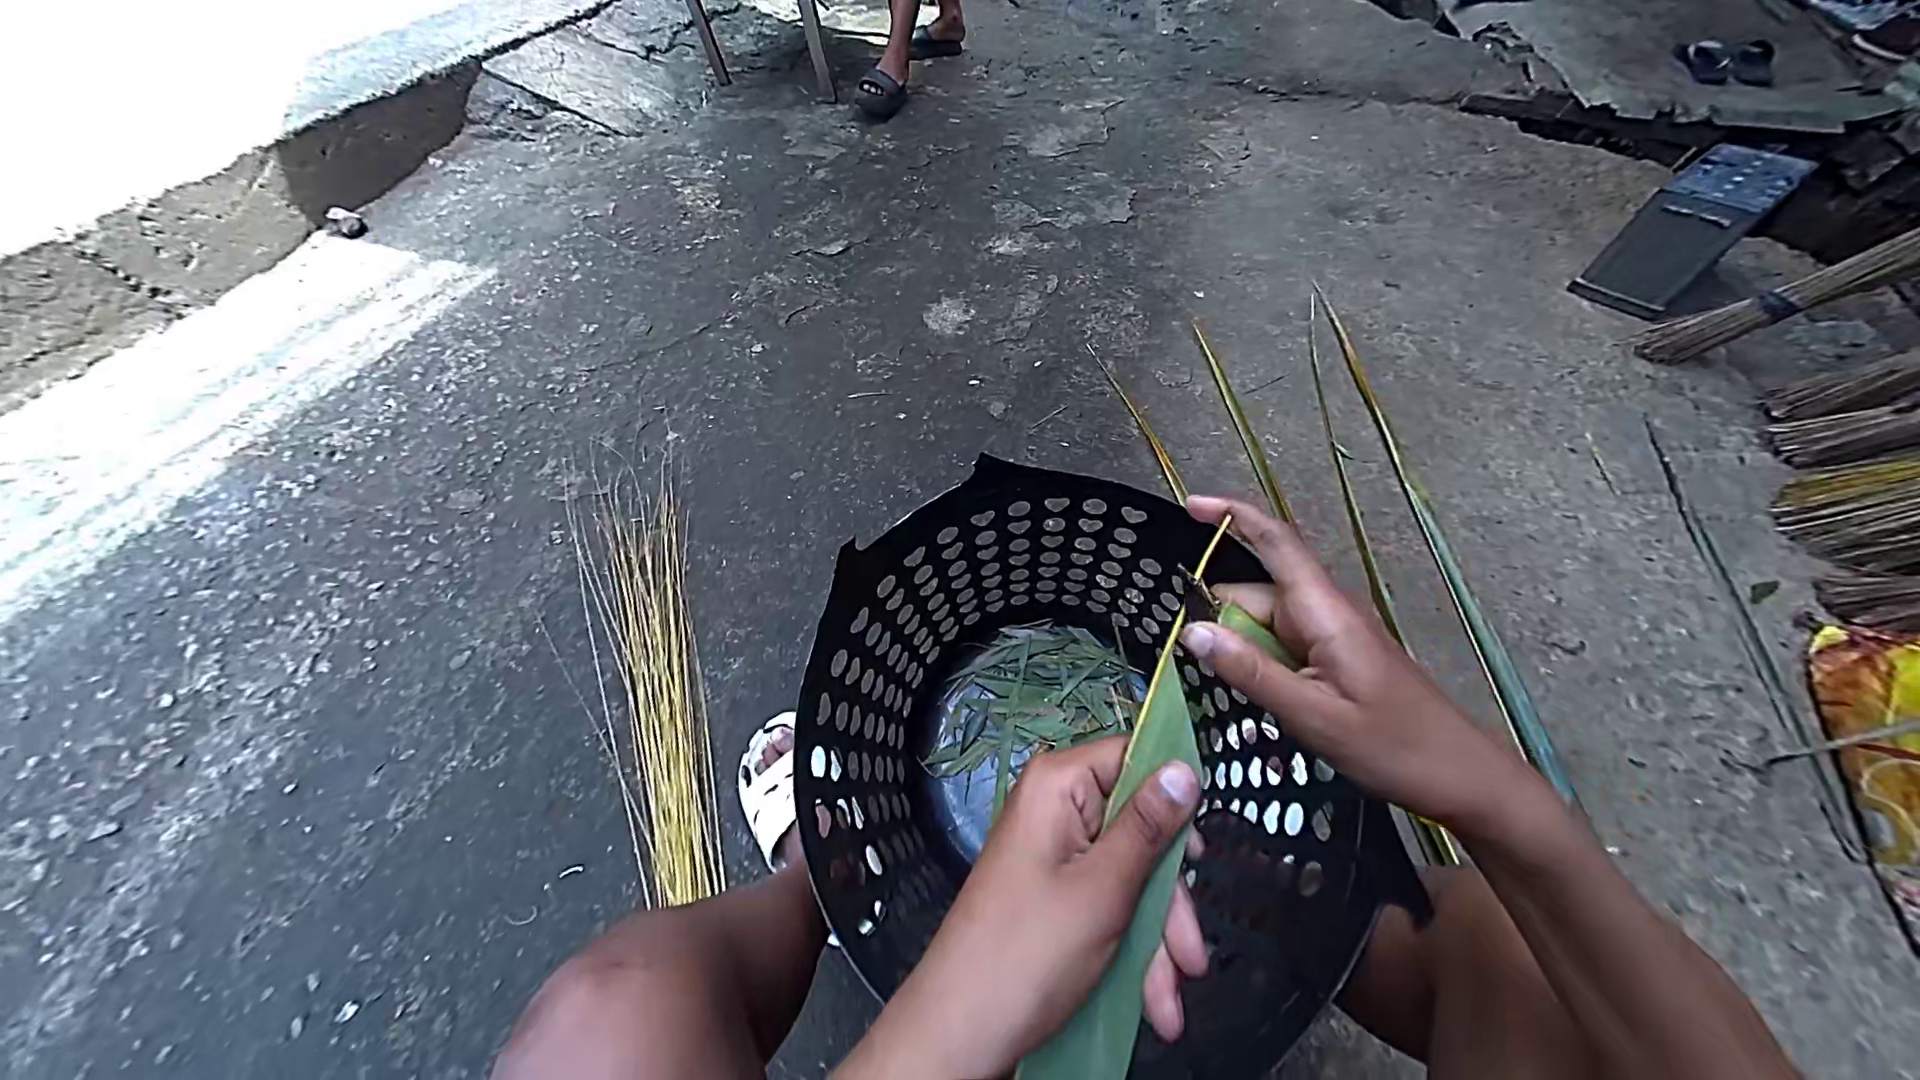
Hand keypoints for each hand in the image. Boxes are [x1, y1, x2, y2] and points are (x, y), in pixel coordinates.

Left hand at [835, 738, 1204, 1079]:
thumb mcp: (1103, 887)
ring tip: (1168, 1005)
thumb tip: (1184, 768)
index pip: (1127, 755)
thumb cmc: (1031, 949)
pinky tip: (1150, 1002)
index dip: (1169, 794)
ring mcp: (1055, 850)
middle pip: (1135, 825)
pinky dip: (1131, 947)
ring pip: (1128, 872)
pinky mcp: (1056, 889)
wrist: (962, 1030)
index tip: (1199, 848)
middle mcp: (1055, 806)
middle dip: (1168, 899)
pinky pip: (1107, 899)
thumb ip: (1148, 826)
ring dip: (1155, 938)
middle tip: (1191, 958)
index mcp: (1057, 784)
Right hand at [1181, 495, 1544, 830]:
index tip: (1191, 506)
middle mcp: (1321, 611)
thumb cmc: (1397, 747)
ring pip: (1258, 621)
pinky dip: (1252, 660)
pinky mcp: (1326, 655)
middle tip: (1197, 666)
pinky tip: (1250, 694)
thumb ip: (1250, 672)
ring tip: (1229, 692)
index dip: (1232, 516)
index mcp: (1324, 611)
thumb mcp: (1314, 715)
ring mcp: (1325, 633)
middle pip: (1251, 592)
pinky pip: (1273, 644)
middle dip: (1217, 617)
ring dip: (1235, 645)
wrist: (1464, 780)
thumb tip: (1192, 631)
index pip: (1275, 543)